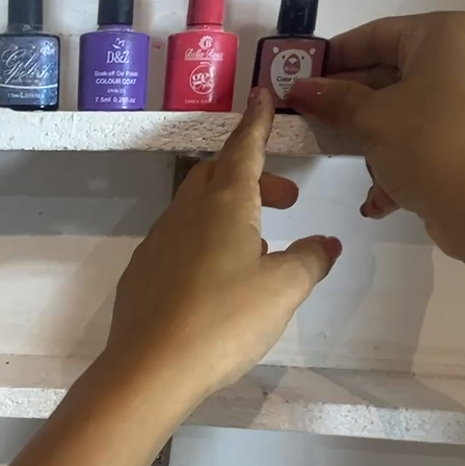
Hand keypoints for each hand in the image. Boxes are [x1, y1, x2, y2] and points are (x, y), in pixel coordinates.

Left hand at [101, 88, 340, 402]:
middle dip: (251, 177)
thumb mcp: (283, 290)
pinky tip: (215, 282)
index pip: (243, 150)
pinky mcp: (140, 276)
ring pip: (194, 212)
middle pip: (216, 177)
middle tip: (284, 201)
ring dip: (228, 216)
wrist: (150, 368)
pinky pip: (176, 245)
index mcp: (223, 205)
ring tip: (257, 251)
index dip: (257, 123)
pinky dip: (202, 246)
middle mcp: (184, 216)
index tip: (264, 97)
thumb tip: (324, 244)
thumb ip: (309, 260)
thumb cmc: (224, 321)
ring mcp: (156, 245)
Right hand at [286, 11, 464, 258]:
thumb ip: (334, 100)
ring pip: (405, 113)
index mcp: (445, 36)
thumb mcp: (372, 119)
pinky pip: (424, 142)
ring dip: (370, 140)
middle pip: (390, 74)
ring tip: (340, 160)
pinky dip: (398, 164)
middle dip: (348, 102)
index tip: (298, 77)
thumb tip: (300, 88)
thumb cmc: (430, 143)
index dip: (333, 56)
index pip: (377, 34)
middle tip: (307, 118)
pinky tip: (376, 199)